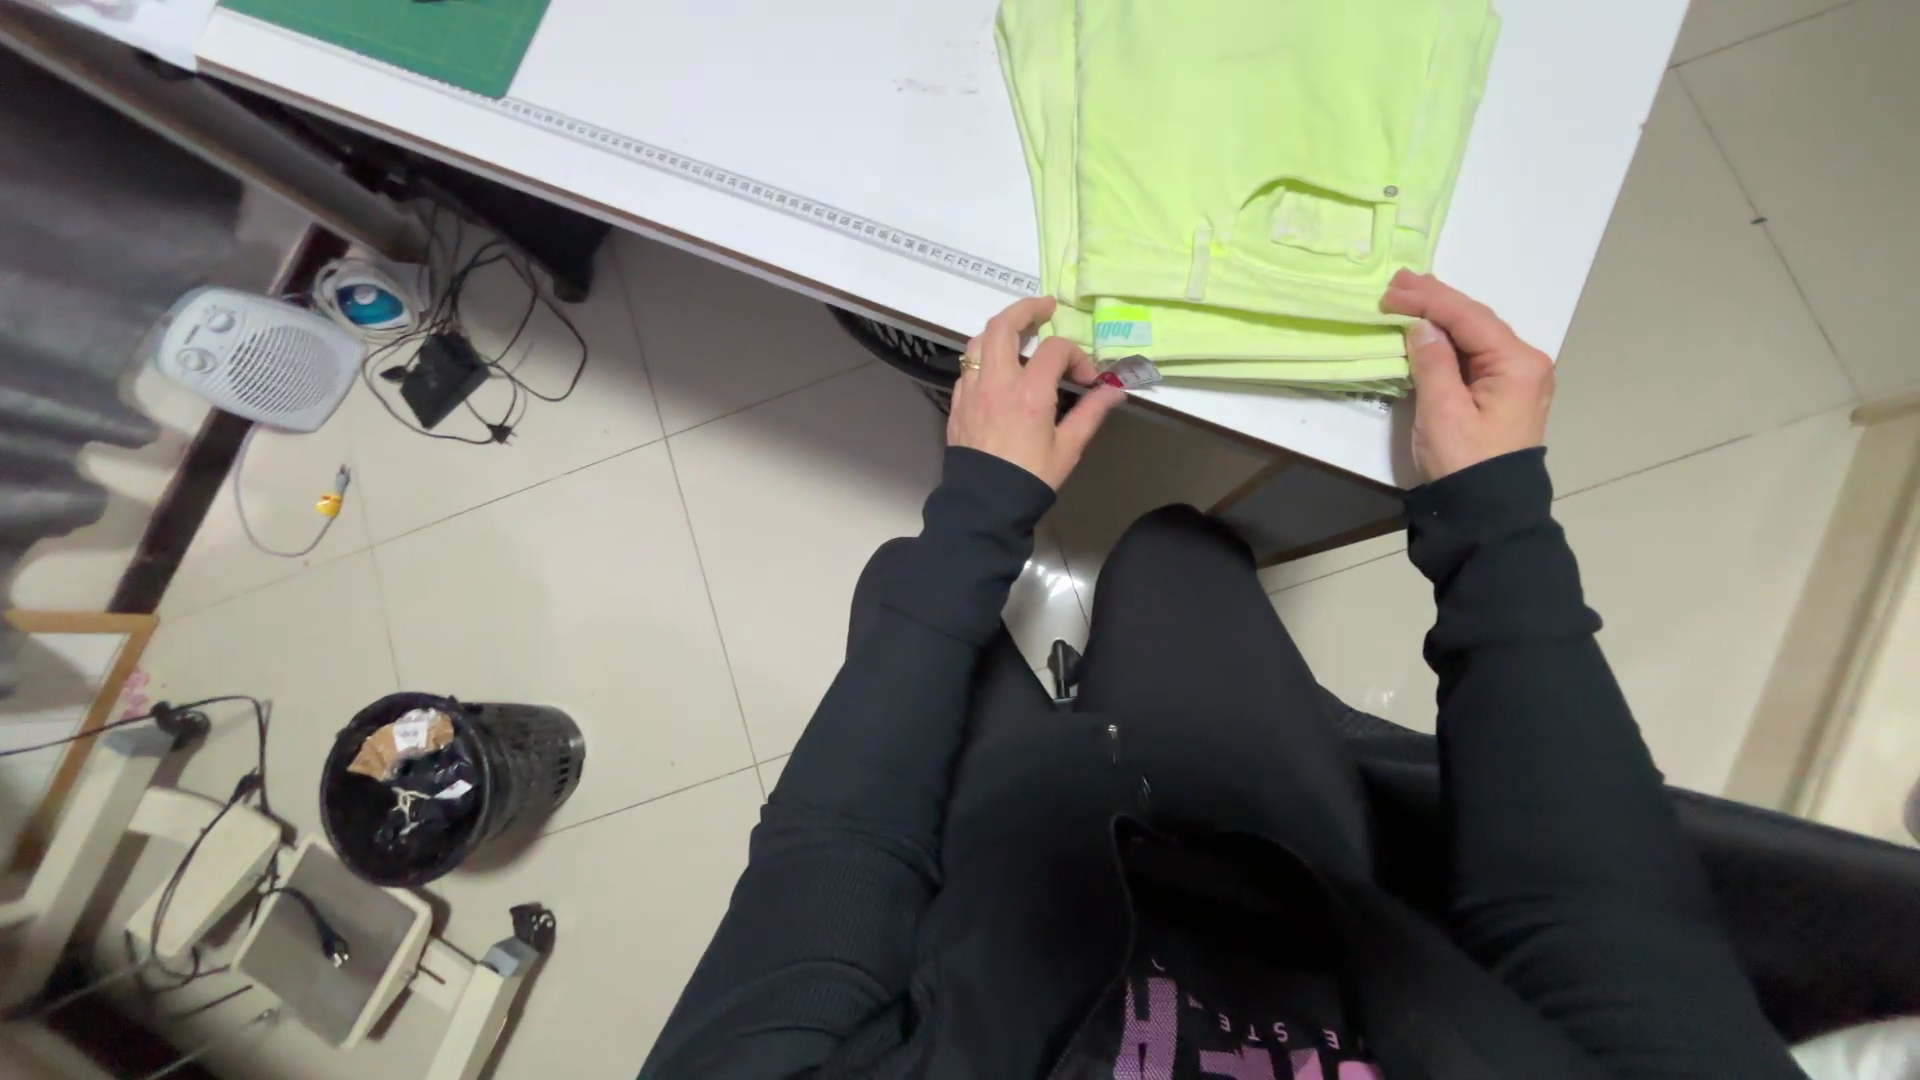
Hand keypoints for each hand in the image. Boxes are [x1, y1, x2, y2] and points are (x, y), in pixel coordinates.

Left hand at [949, 297, 1126, 489]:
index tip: (1087, 379)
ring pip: (978, 342)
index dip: (1076, 356)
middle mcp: (996, 383)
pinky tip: (997, 369)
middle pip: (1003, 325)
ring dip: (1000, 330)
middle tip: (1045, 308)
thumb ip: (1091, 413)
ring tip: (1019, 332)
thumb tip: (1114, 390)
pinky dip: (983, 358)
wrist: (985, 505)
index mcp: (1029, 392)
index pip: (1055, 349)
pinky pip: (967, 368)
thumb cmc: (1030, 478)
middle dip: (1026, 309)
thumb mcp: (1068, 448)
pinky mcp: (957, 404)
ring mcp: (972, 391)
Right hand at [1382, 270, 1554, 481]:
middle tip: (1398, 281)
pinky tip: (1428, 328)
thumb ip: (1433, 363)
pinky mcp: (1502, 391)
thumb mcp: (1442, 411)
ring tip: (1409, 295)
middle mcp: (1524, 362)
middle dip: (1436, 299)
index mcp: (1517, 363)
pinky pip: (1473, 353)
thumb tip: (1420, 327)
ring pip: (1474, 334)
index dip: (1429, 300)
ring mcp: (1516, 377)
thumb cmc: (1464, 461)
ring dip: (1440, 315)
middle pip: (1475, 320)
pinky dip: (1447, 337)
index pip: (1468, 318)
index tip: (1392, 290)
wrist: (1487, 507)